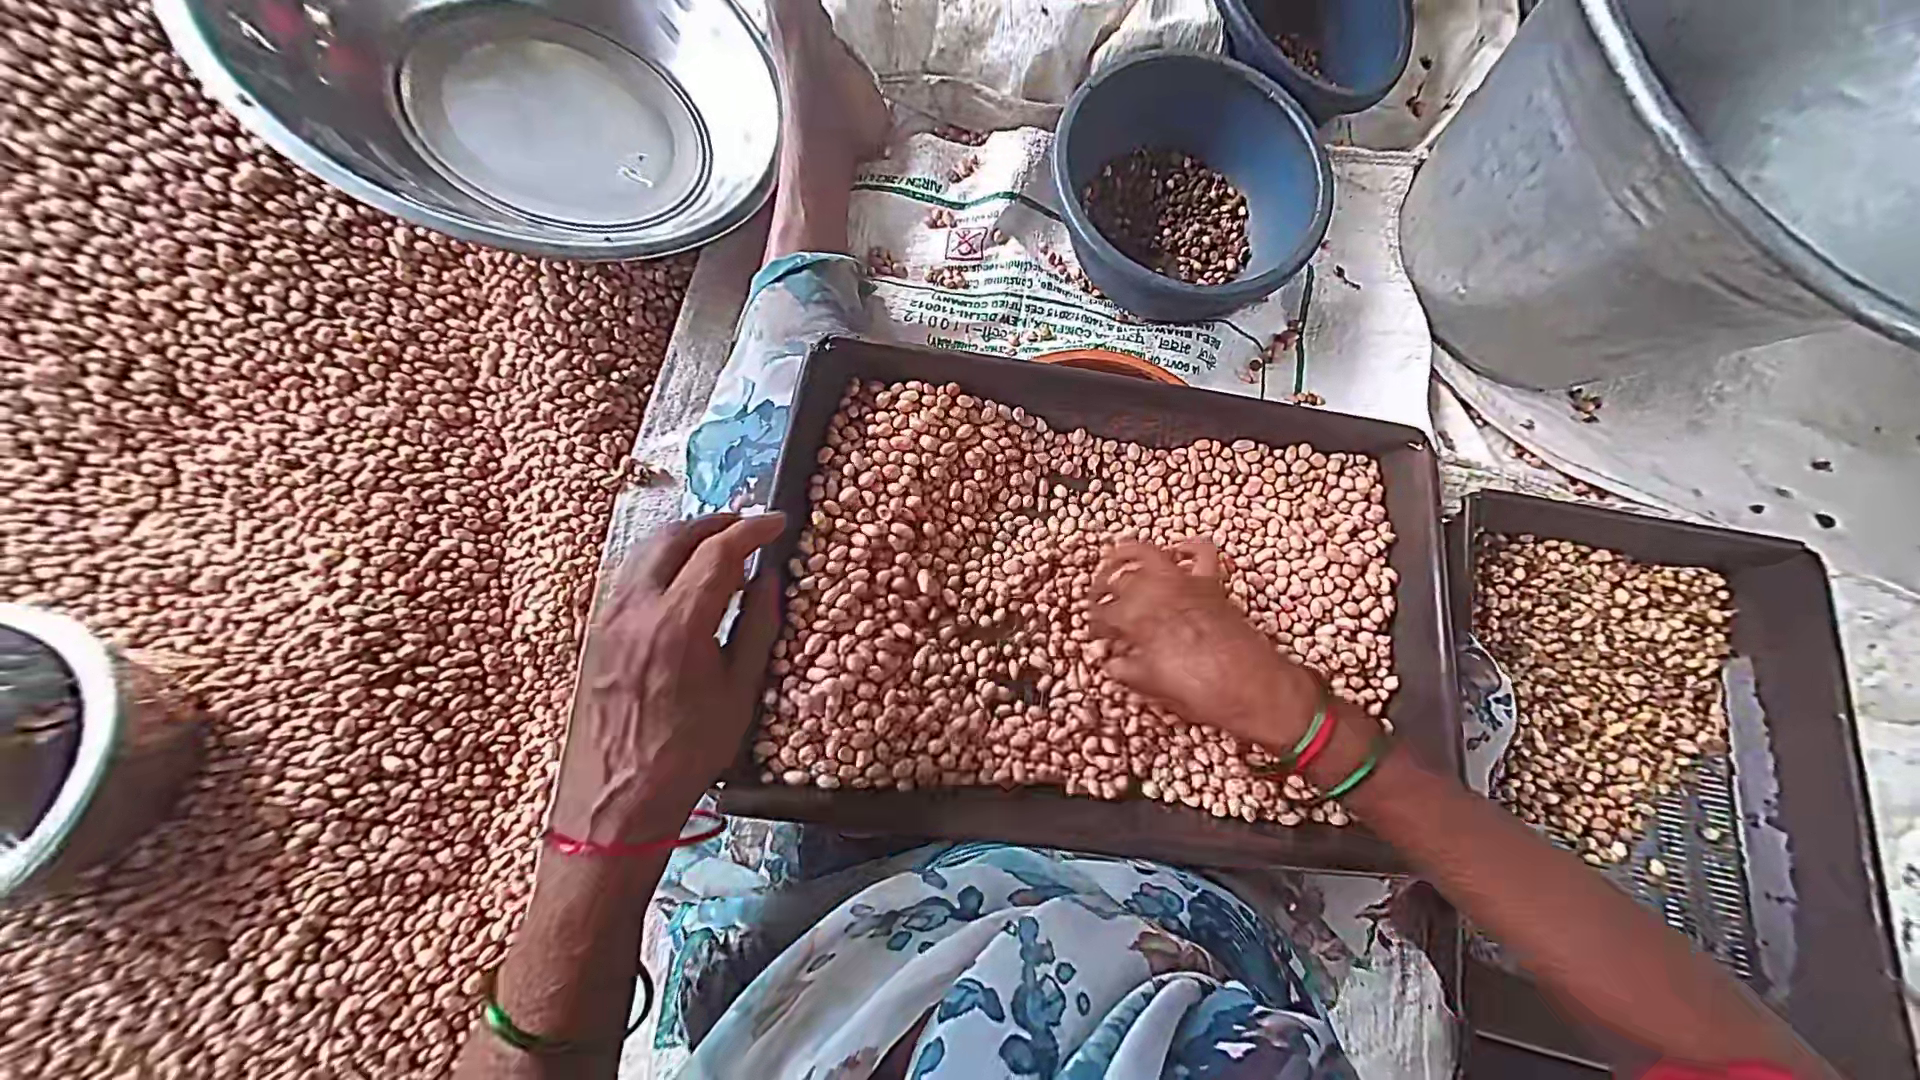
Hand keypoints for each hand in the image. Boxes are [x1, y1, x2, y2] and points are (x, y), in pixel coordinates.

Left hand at [548, 512, 785, 844]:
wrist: (619, 797)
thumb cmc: (691, 749)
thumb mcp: (740, 689)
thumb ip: (757, 625)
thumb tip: (768, 577)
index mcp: (678, 626)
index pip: (718, 552)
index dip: (753, 529)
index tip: (778, 521)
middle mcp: (637, 609)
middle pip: (676, 536)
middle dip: (717, 521)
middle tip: (750, 526)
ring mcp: (610, 617)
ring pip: (647, 549)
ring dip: (689, 535)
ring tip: (722, 544)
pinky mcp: (599, 629)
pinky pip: (633, 573)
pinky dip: (665, 558)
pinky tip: (686, 575)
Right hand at [1086, 538, 1324, 751]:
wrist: (1254, 688)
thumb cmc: (1202, 691)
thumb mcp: (1153, 684)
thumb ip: (1126, 669)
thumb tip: (1112, 662)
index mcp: (1137, 619)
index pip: (1102, 613)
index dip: (1094, 623)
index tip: (1095, 634)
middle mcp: (1156, 593)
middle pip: (1117, 581)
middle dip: (1102, 590)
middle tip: (1098, 603)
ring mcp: (1184, 583)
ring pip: (1146, 553)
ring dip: (1126, 556)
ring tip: (1116, 561)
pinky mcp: (1210, 584)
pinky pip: (1199, 552)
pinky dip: (1185, 548)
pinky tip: (1175, 552)